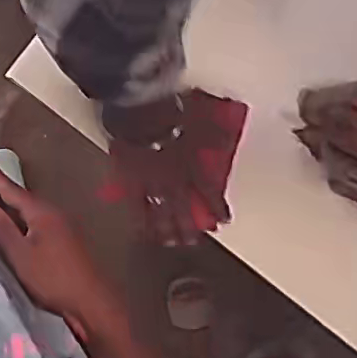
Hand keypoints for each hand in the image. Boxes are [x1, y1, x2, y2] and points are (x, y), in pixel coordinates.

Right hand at [0, 157, 127, 337]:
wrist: (91, 302)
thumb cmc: (53, 277)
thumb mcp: (20, 255)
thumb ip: (2, 229)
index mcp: (41, 213)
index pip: (12, 190)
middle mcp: (54, 214)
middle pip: (24, 198)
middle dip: (5, 189)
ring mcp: (63, 228)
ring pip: (33, 211)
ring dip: (15, 205)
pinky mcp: (67, 242)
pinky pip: (40, 223)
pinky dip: (25, 220)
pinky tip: (20, 228)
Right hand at [103, 91, 234, 246]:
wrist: (140, 116)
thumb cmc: (169, 115)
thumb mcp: (199, 121)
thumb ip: (212, 134)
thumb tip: (225, 137)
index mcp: (193, 168)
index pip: (209, 193)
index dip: (217, 208)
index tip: (223, 219)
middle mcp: (175, 182)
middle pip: (185, 210)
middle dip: (190, 227)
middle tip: (193, 240)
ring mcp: (153, 185)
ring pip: (163, 213)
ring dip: (168, 229)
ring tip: (170, 242)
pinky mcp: (132, 183)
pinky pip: (137, 206)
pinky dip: (140, 220)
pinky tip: (142, 230)